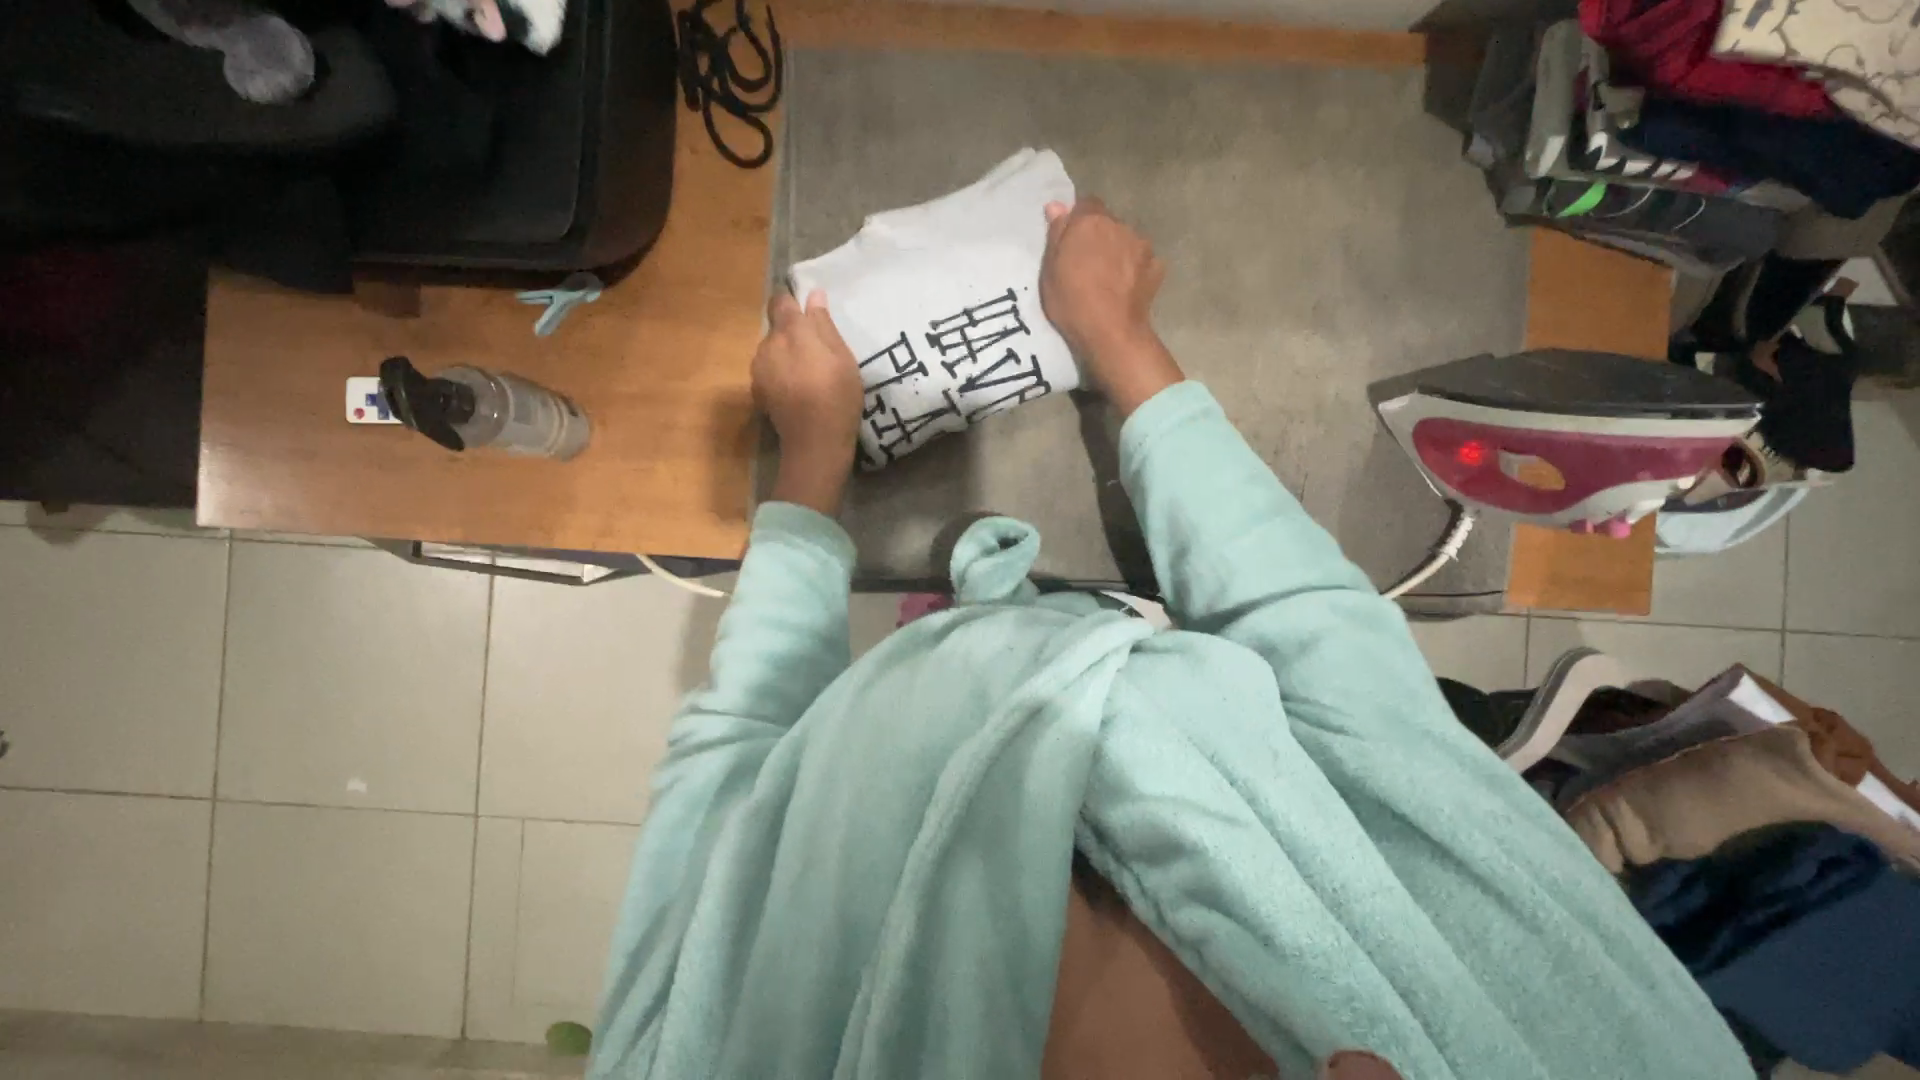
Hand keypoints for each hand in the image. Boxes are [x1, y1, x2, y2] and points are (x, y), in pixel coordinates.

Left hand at [754, 290, 863, 514]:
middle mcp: (768, 344)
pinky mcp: (757, 391)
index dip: (791, 303)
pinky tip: (796, 392)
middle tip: (818, 353)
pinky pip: (768, 372)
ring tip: (808, 375)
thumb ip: (824, 324)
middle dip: (792, 334)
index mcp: (791, 331)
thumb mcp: (842, 357)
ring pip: (771, 351)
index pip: (780, 301)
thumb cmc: (837, 395)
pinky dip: (780, 375)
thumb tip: (814, 295)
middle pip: (776, 328)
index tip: (807, 314)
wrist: (815, 441)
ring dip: (785, 355)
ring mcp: (758, 369)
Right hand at [1040, 198, 1183, 416]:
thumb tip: (1057, 204)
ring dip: (1119, 251)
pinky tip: (1127, 288)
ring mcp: (1142, 246)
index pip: (1086, 204)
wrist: (1111, 332)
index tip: (1071, 241)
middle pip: (1108, 223)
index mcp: (1090, 221)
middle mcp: (1120, 225)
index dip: (1078, 220)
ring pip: (1127, 241)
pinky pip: (1143, 261)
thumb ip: (1056, 234)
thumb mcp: (1049, 270)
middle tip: (1087, 264)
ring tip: (1109, 279)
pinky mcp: (1156, 268)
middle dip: (1100, 236)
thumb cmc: (1072, 300)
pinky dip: (1135, 269)